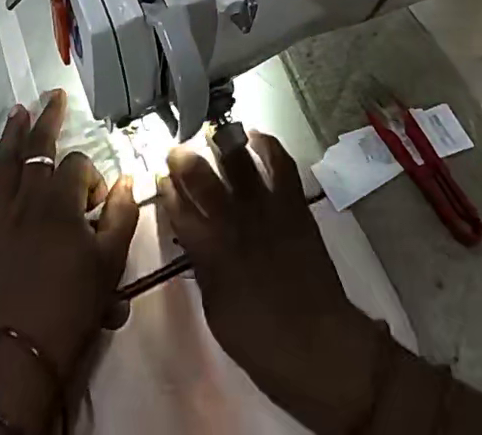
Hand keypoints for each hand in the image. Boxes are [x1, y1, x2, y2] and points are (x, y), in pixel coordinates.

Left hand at [0, 89, 138, 375]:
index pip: (79, 166)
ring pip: (6, 163)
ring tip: (17, 110)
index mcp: (61, 201)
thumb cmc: (77, 304)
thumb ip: (122, 216)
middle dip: (49, 119)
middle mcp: (29, 197)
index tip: (102, 204)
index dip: (95, 177)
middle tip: (53, 96)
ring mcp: (3, 214)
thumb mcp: (112, 262)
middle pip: (38, 148)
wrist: (30, 346)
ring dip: (11, 133)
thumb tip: (126, 181)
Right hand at [157, 133, 386, 434]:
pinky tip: (255, 136)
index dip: (165, 190)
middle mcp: (232, 221)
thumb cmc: (259, 340)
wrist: (322, 348)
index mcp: (208, 249)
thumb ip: (201, 265)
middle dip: (183, 159)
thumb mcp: (214, 308)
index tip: (159, 179)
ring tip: (211, 132)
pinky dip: (268, 145)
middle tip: (175, 151)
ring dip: (221, 143)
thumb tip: (193, 239)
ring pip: (238, 162)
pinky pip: (281, 165)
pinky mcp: (294, 207)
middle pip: (201, 176)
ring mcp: (265, 209)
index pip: (177, 206)